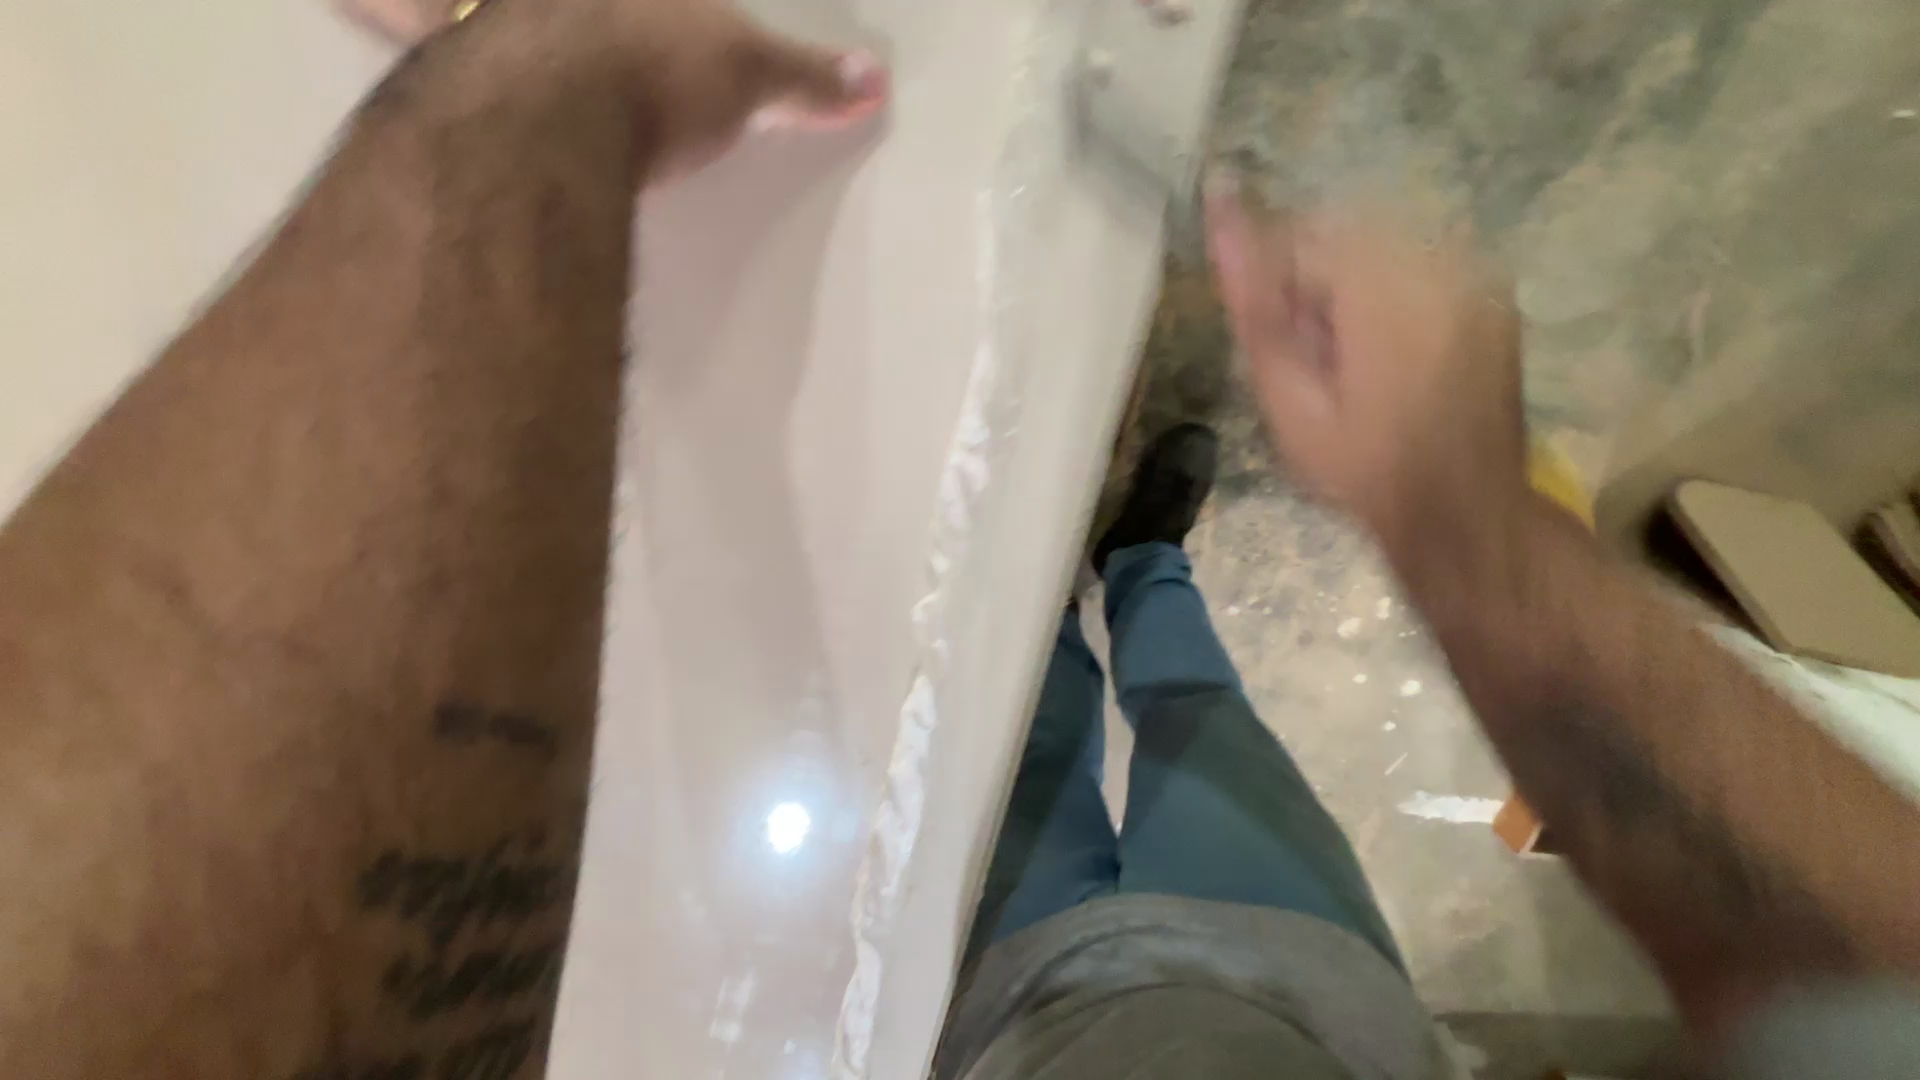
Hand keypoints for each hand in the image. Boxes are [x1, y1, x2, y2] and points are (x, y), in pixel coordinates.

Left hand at [336, 0, 889, 177]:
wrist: (554, 118)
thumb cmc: (655, 70)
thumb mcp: (746, 75)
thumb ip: (805, 78)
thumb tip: (876, 85)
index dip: (653, 3)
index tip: (648, 7)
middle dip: (443, 0)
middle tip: (437, 5)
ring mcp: (467, 2)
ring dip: (406, 0)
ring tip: (391, 6)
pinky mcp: (432, 49)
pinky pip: (381, 13)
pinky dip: (367, 8)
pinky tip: (358, 11)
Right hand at [1203, 176, 1527, 560]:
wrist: (1461, 510)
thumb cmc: (1362, 468)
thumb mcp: (1291, 401)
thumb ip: (1256, 307)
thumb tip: (1218, 217)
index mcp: (1383, 286)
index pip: (1301, 235)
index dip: (1272, 281)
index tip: (1269, 335)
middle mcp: (1439, 260)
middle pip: (1343, 235)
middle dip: (1311, 281)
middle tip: (1306, 353)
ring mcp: (1475, 273)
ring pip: (1379, 247)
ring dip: (1346, 287)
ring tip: (1344, 357)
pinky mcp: (1491, 289)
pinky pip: (1419, 263)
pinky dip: (1386, 293)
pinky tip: (1382, 351)